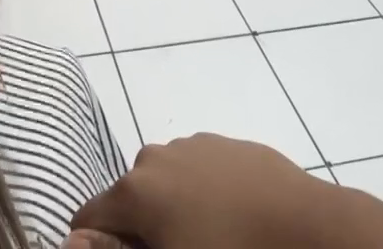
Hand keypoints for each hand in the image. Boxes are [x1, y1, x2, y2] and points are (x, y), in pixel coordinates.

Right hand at [66, 134, 382, 248]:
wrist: (311, 232)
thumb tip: (71, 239)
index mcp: (136, 189)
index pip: (88, 217)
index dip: (97, 246)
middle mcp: (157, 157)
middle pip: (130, 198)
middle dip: (140, 229)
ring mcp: (196, 146)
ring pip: (167, 183)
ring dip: (174, 210)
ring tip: (209, 240)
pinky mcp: (230, 145)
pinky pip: (201, 171)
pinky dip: (204, 195)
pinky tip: (234, 222)